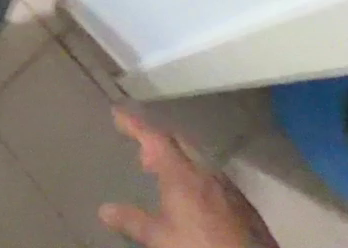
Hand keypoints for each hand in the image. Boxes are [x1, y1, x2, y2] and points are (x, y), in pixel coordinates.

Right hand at [99, 109, 277, 247]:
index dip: (134, 123)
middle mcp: (205, 171)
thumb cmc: (201, 246)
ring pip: (198, 157)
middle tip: (140, 145)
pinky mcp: (243, 204)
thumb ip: (133, 221)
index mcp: (181, 172)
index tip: (117, 112)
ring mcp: (227, 186)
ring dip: (178, 155)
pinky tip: (195, 194)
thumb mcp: (161, 238)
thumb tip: (104, 209)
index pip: (154, 136)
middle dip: (158, 136)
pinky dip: (196, 173)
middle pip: (179, 140)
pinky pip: (213, 175)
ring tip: (164, 169)